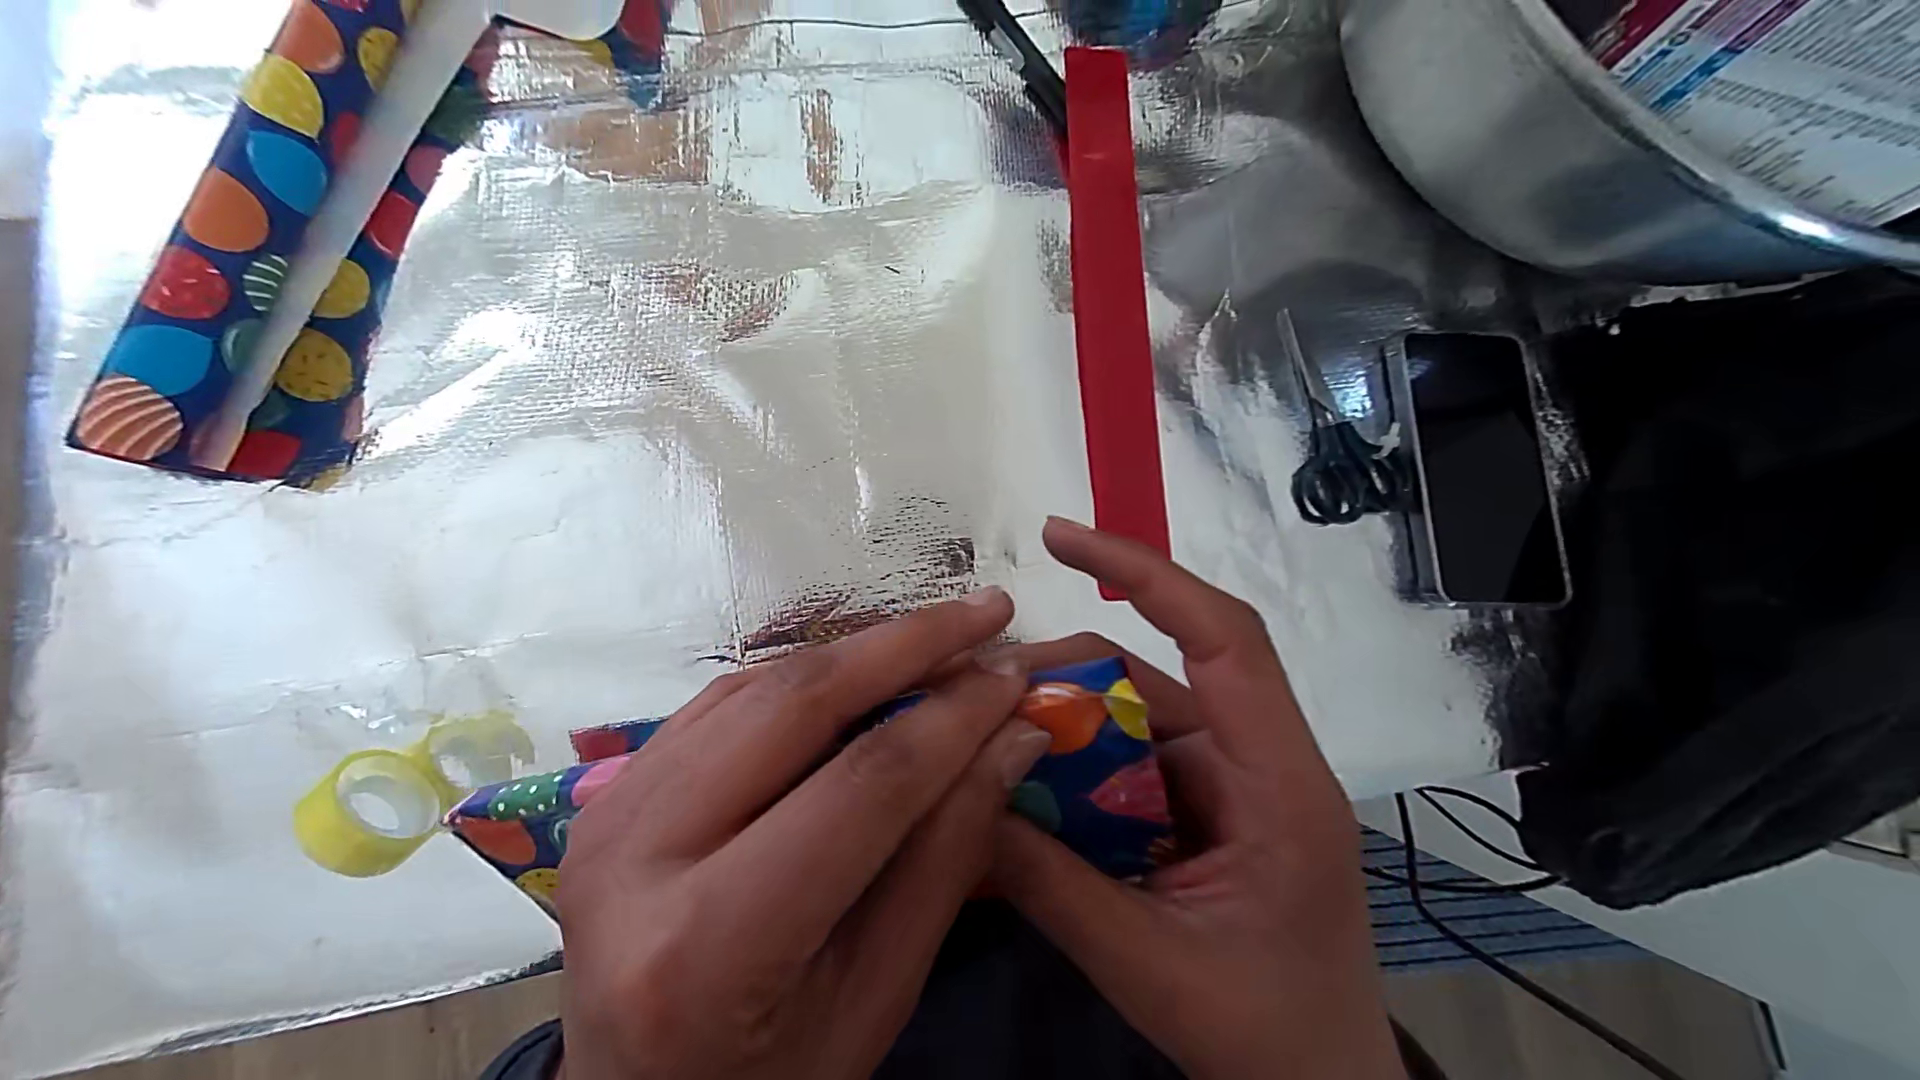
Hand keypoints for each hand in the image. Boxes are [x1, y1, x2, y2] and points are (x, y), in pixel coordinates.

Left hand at [557, 589, 1052, 1079]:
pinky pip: (730, 697)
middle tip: (985, 611)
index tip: (1016, 674)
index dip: (953, 717)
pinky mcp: (617, 784)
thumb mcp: (879, 989)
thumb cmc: (773, 1075)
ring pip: (762, 682)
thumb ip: (947, 850)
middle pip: (799, 703)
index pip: (863, 786)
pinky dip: (810, 673)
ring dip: (863, 648)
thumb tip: (1013, 734)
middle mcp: (640, 853)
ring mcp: (613, 806)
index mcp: (707, 943)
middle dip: (909, 644)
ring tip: (941, 634)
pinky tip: (866, 665)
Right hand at [993, 518, 1405, 1079]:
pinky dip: (1069, 758)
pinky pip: (1120, 755)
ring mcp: (1221, 776)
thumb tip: (966, 799)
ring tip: (984, 738)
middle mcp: (1251, 755)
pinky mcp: (1194, 799)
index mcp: (1276, 779)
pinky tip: (1020, 779)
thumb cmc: (1268, 1033)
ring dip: (1056, 719)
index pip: (1223, 637)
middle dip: (1059, 674)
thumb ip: (1056, 887)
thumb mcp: (1154, 967)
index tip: (1062, 537)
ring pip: (1124, 712)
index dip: (1145, 574)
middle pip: (1146, 673)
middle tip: (974, 693)